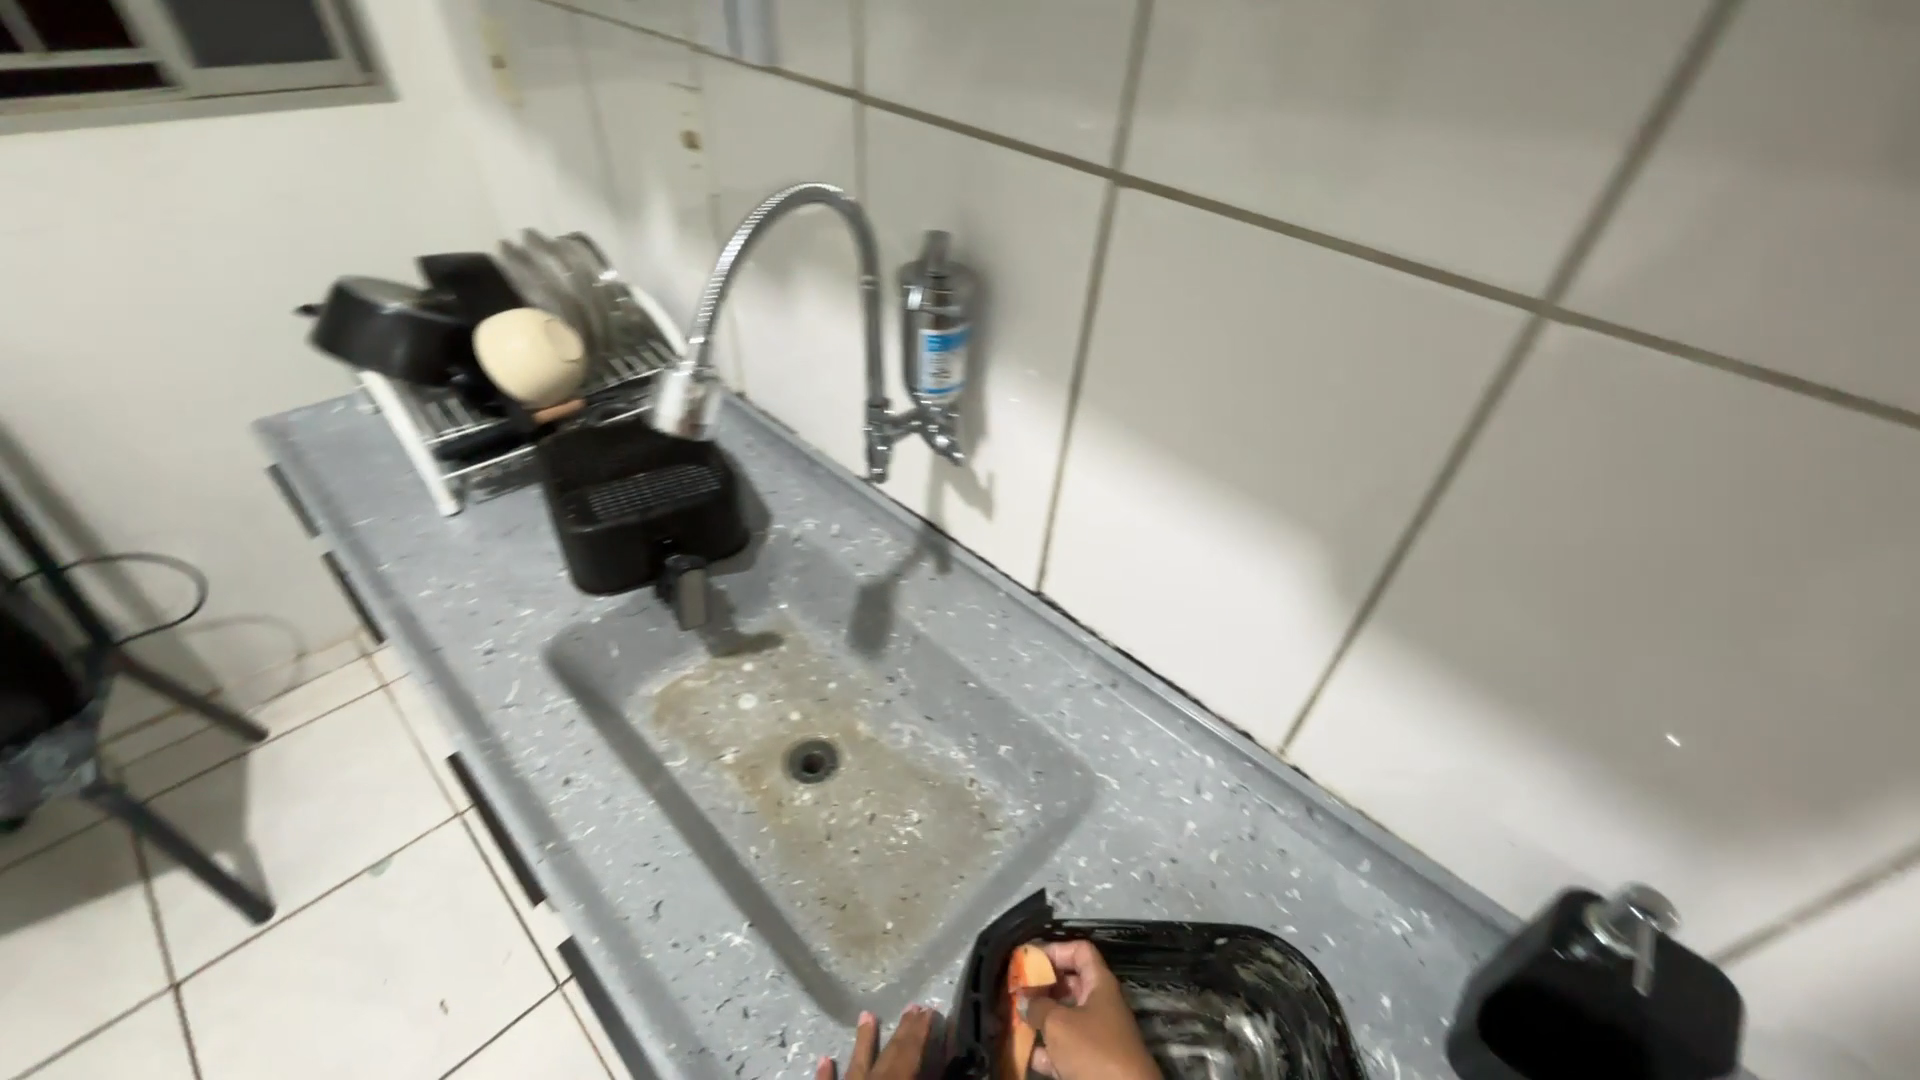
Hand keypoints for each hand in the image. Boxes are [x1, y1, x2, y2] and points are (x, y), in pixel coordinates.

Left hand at [816, 1005, 933, 1079]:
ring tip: (866, 1014)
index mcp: (895, 1079)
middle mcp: (871, 1079)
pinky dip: (827, 1073)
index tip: (929, 1008)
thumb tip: (945, 1070)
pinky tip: (824, 1058)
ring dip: (864, 1039)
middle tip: (913, 1005)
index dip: (921, 1030)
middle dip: (903, 1030)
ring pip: (857, 1062)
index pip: (910, 1051)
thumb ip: (928, 1077)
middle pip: (890, 1053)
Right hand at [1017, 941, 1159, 1079]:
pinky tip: (1024, 1053)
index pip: (1080, 951)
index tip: (1029, 960)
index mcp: (1099, 985)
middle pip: (1068, 985)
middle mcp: (1099, 1005)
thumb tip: (1024, 1000)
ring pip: (1063, 1019)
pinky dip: (1046, 1051)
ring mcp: (1096, 1035)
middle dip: (1041, 988)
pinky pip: (1064, 1050)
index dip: (1055, 950)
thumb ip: (1038, 1007)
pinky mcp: (1091, 1063)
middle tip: (1016, 991)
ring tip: (1013, 1020)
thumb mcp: (1059, 1024)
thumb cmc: (1094, 1050)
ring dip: (1040, 1021)